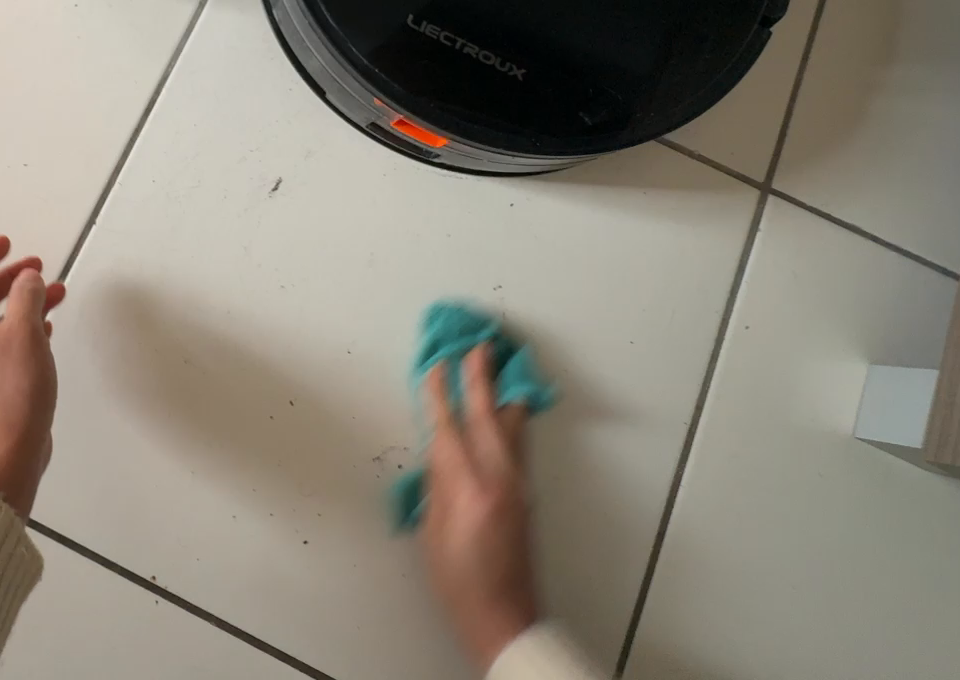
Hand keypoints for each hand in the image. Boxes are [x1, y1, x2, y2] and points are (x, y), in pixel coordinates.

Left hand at [0, 235, 67, 517]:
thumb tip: (29, 278)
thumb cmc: (11, 386)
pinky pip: (9, 340)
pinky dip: (28, 326)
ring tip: (57, 292)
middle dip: (11, 277)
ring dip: (26, 301)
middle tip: (39, 266)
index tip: (10, 243)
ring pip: (0, 318)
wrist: (8, 450)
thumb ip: (27, 295)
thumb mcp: (24, 330)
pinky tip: (50, 326)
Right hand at [418, 343, 539, 671]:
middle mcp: (498, 478)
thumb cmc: (456, 577)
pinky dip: (512, 414)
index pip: (450, 425)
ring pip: (511, 424)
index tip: (437, 364)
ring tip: (501, 362)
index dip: (441, 392)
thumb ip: (438, 481)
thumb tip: (440, 447)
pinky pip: (518, 441)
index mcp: (468, 487)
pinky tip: (510, 404)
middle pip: (488, 414)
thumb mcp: (433, 527)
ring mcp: (517, 483)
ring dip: (503, 390)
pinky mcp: (526, 491)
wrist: (504, 614)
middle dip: (481, 377)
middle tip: (479, 344)